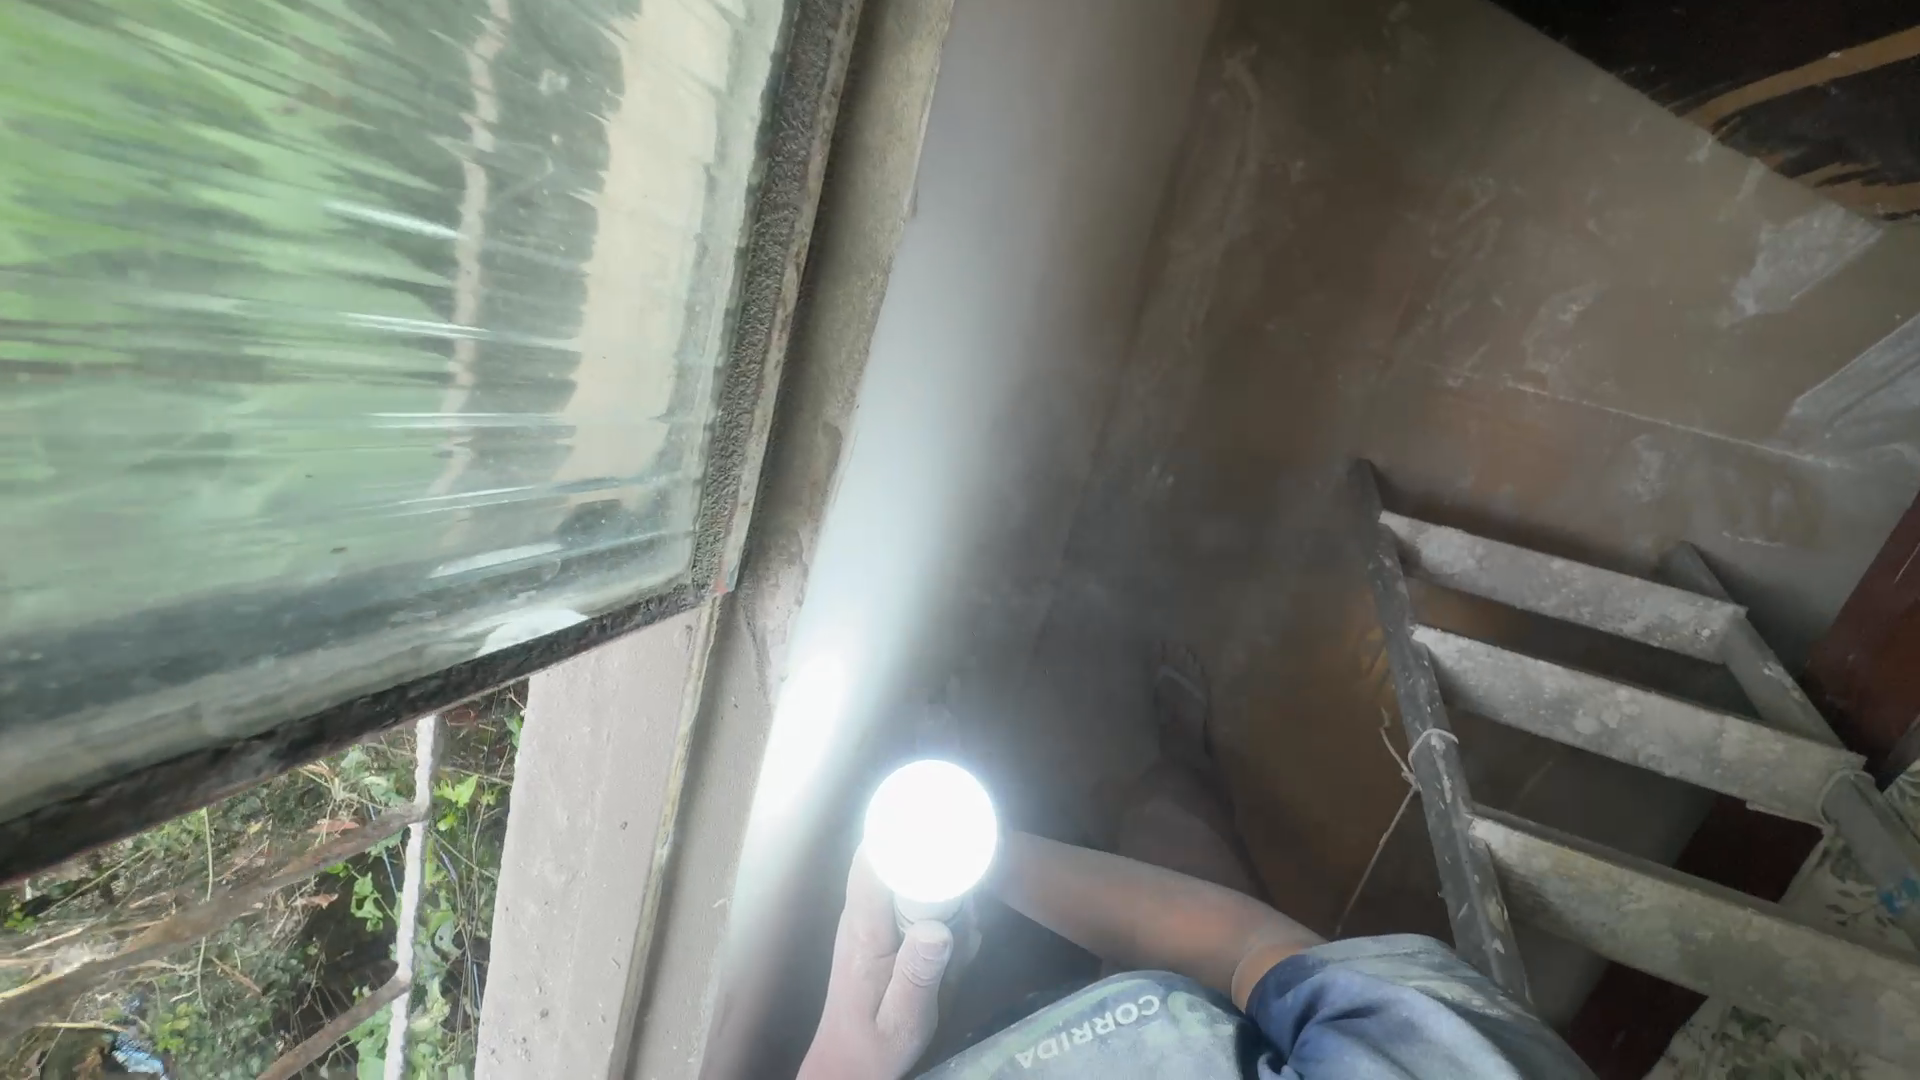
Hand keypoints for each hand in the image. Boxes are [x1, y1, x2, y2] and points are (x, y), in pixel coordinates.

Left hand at [797, 849, 954, 1079]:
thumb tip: (940, 927)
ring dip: (946, 894)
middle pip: (898, 857)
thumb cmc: (872, 1046)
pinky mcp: (885, 926)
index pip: (874, 859)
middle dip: (941, 867)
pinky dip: (943, 912)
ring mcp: (873, 916)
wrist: (848, 1065)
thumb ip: (919, 976)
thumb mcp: (903, 1022)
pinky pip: (914, 897)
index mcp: (864, 927)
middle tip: (969, 909)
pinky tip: (956, 947)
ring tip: (963, 937)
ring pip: (911, 876)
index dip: (901, 830)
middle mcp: (864, 911)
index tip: (940, 818)